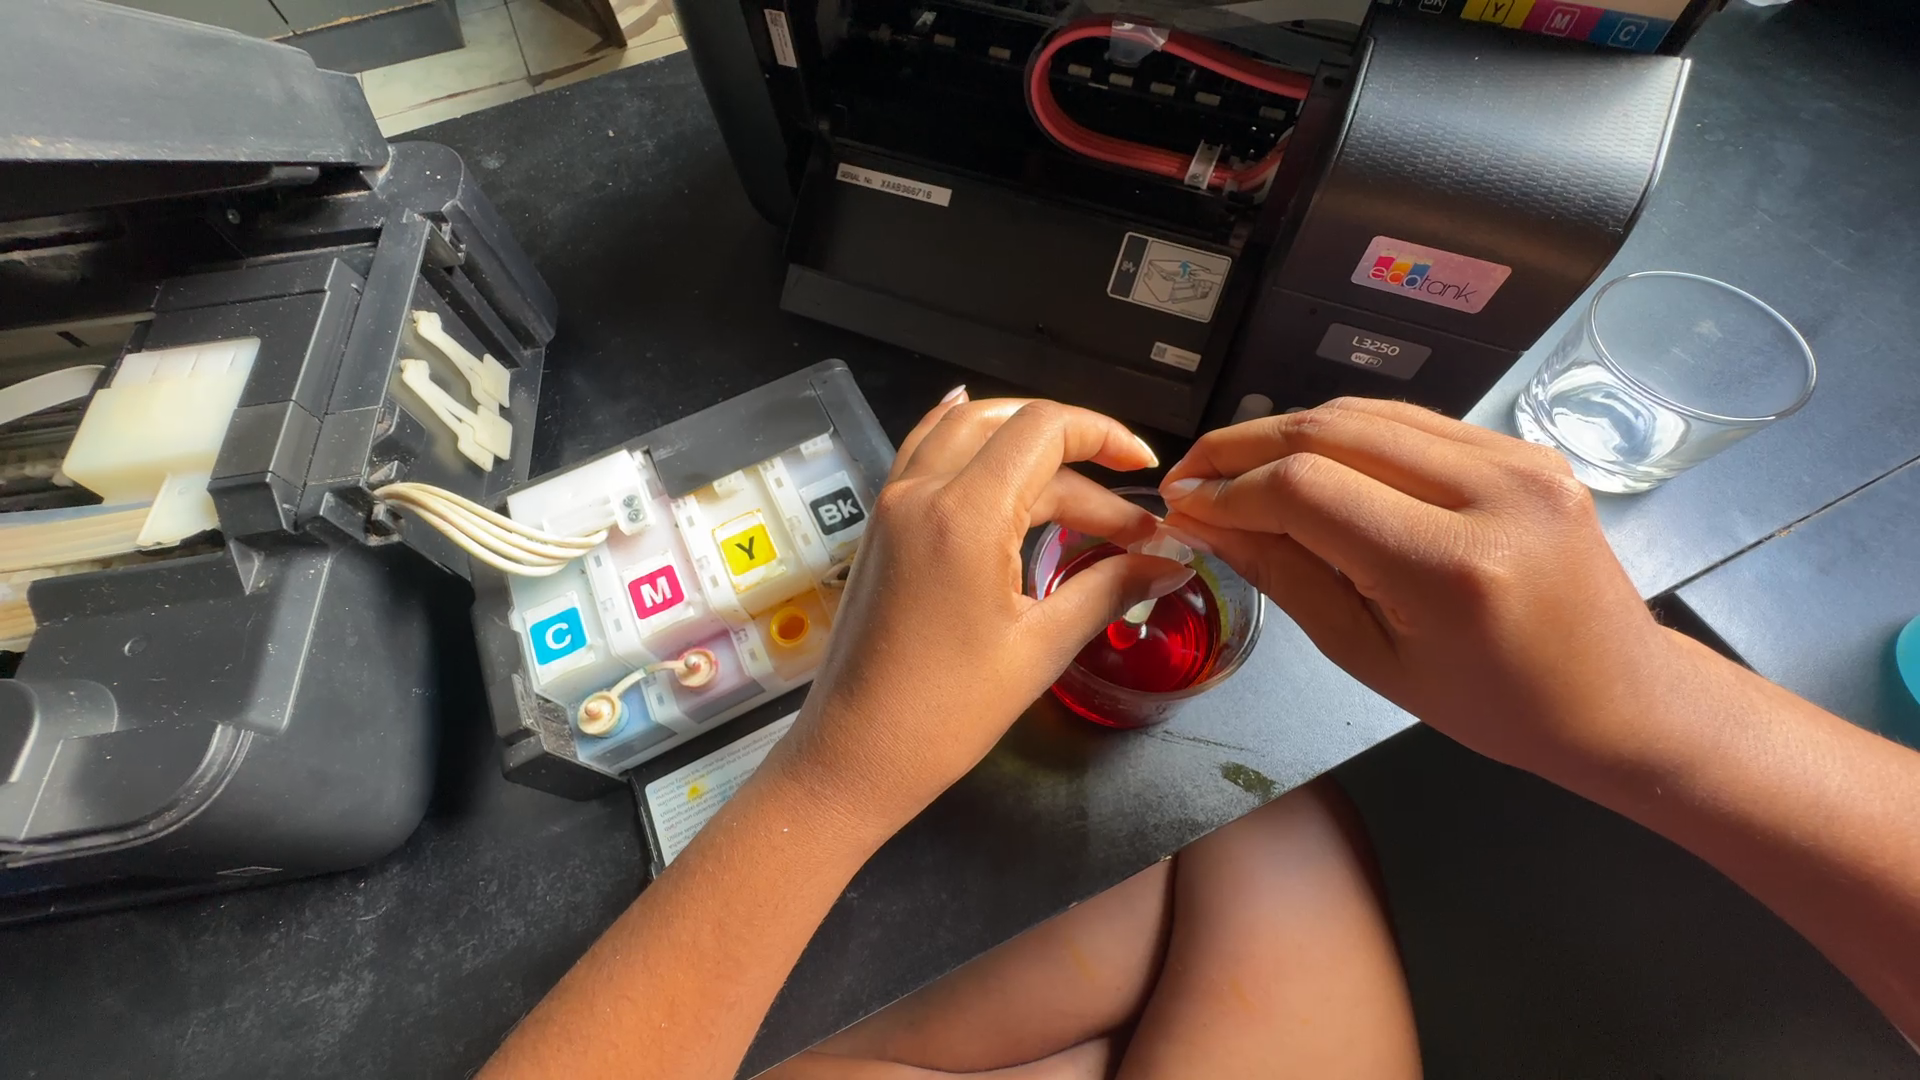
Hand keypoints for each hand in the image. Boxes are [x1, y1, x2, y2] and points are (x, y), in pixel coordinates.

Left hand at [765, 393, 1196, 833]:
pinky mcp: (880, 523)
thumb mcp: (1041, 647)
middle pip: (1009, 426)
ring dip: (1023, 442)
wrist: (856, 752)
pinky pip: (924, 453)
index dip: (1103, 434)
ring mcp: (892, 502)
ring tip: (1076, 477)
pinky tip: (989, 440)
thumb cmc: (950, 711)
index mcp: (966, 514)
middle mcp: (921, 489)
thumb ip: (1109, 588)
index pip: (1043, 429)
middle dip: (1077, 453)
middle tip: (1122, 510)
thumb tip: (1170, 563)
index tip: (1144, 466)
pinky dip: (966, 440)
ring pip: (964, 431)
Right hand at [1157, 397, 1672, 777]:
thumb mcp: (1365, 655)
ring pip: (1360, 412)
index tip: (1182, 505)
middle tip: (1189, 474)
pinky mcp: (1519, 445)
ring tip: (1230, 467)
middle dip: (1239, 448)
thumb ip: (1280, 574)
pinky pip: (1400, 420)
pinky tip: (1296, 459)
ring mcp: (1515, 455)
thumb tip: (1203, 521)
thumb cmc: (1485, 702)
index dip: (1228, 490)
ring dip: (1279, 432)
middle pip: (1328, 431)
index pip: (1305, 490)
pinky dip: (1332, 432)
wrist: (1620, 697)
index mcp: (1450, 566)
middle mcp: (1491, 489)